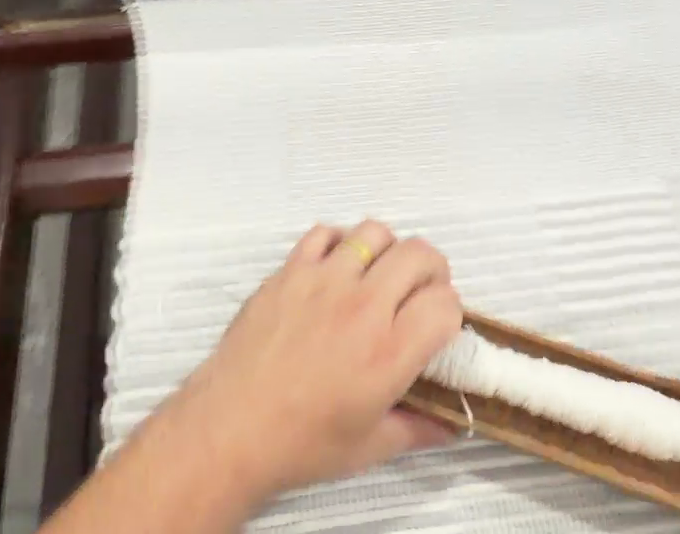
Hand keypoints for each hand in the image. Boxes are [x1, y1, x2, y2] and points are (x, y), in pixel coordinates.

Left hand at [158, 221, 462, 499]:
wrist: (230, 428)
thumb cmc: (300, 443)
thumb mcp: (369, 447)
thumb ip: (418, 429)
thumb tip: (450, 424)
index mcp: (390, 352)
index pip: (446, 303)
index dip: (450, 312)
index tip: (437, 327)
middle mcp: (364, 306)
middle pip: (420, 255)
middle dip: (431, 272)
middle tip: (418, 293)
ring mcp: (324, 281)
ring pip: (374, 233)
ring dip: (387, 251)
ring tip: (378, 275)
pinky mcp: (290, 271)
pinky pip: (324, 233)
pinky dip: (339, 242)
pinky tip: (336, 267)